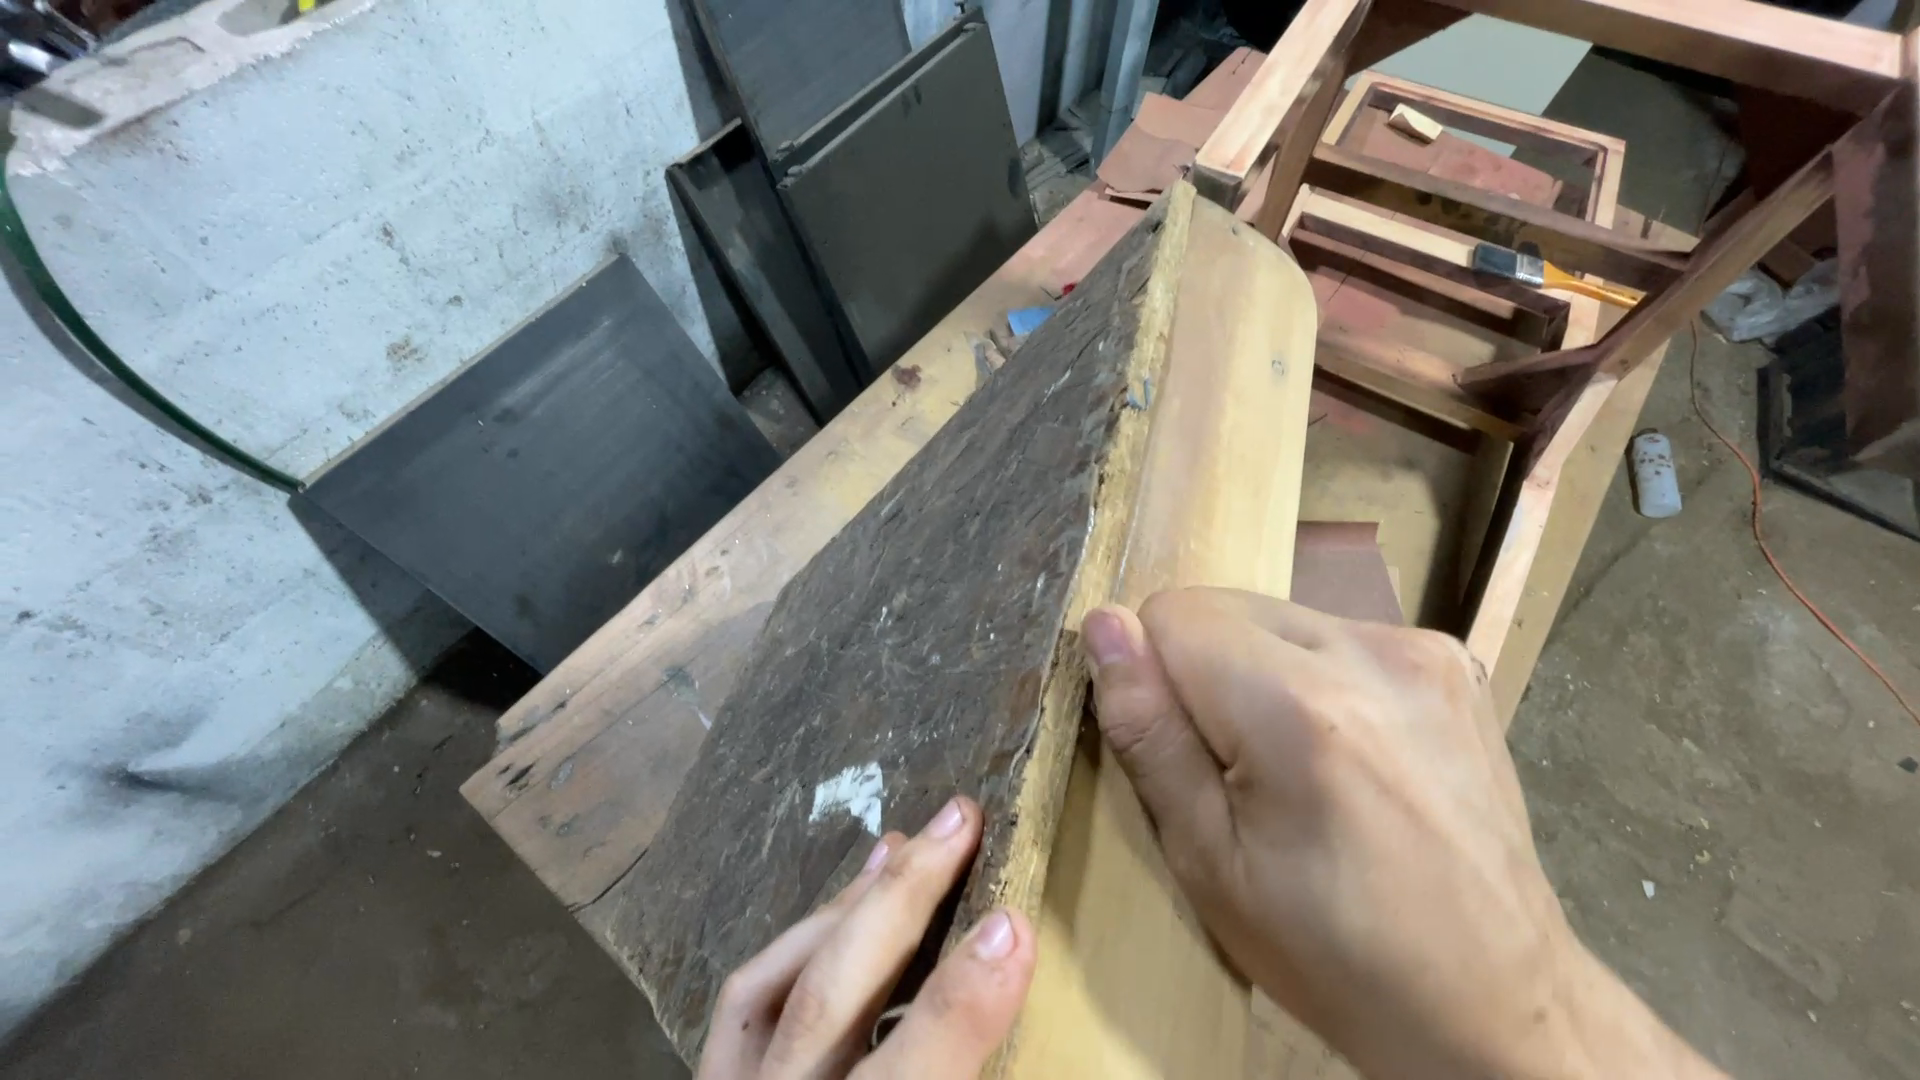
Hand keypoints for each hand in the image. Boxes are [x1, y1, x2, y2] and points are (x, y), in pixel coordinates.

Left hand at [698, 796, 1036, 1078]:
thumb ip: (951, 1059)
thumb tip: (994, 965)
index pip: (909, 1074)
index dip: (960, 1003)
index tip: (1011, 924)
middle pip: (829, 998)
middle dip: (901, 899)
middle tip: (959, 819)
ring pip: (774, 983)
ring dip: (851, 903)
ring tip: (906, 845)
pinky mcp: (712, 1074)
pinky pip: (747, 996)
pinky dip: (801, 937)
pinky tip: (843, 907)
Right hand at [1080, 588, 1723, 1079]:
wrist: (1495, 1001)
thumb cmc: (1331, 951)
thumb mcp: (1205, 861)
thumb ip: (1148, 733)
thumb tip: (1103, 626)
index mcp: (1299, 709)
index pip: (1170, 613)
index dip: (1154, 675)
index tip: (1182, 749)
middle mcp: (1371, 653)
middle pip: (1222, 604)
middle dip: (1201, 669)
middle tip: (1234, 767)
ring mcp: (1423, 650)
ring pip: (1272, 614)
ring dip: (1254, 670)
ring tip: (1291, 761)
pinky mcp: (1451, 660)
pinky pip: (1330, 631)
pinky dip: (1310, 674)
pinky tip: (1342, 747)